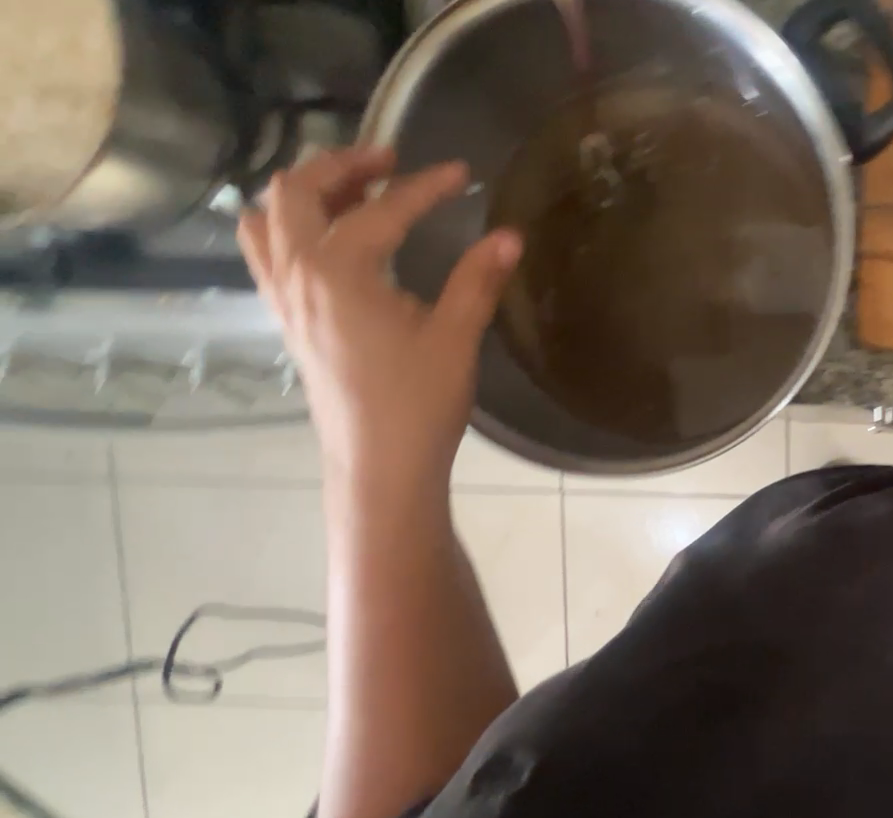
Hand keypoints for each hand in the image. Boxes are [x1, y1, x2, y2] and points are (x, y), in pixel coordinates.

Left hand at [238, 147, 521, 487]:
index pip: (382, 210)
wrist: (379, 463)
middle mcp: (297, 273)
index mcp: (340, 271)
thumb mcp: (455, 340)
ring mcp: (284, 297)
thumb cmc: (419, 403)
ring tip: (352, 193)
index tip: (461, 174)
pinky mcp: (288, 320)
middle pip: (297, 191)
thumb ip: (477, 282)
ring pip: (268, 217)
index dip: (425, 187)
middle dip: (343, 166)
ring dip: (305, 192)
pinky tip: (328, 242)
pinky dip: (289, 227)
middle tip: (391, 162)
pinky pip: (267, 253)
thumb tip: (509, 237)